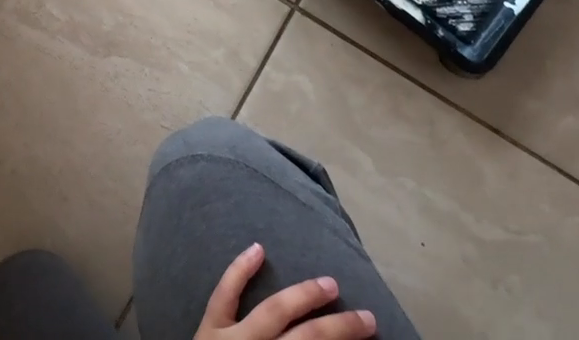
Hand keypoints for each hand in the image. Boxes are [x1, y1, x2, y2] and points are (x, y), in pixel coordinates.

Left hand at [194, 243, 377, 339]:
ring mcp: (230, 339)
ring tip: (329, 284)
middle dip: (338, 327)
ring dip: (303, 296)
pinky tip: (258, 248)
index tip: (370, 334)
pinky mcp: (208, 329)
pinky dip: (239, 270)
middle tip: (366, 318)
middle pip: (306, 338)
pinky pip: (224, 294)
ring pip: (272, 311)